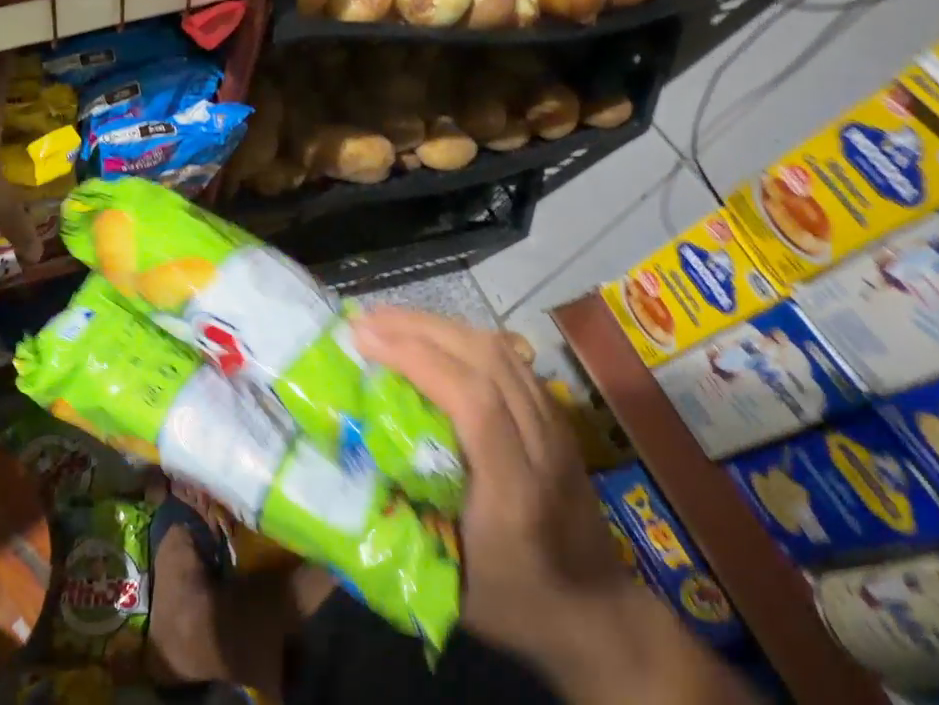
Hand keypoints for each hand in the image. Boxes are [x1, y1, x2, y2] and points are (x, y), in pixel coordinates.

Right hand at [351, 309, 641, 674]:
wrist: (599, 616)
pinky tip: (431, 340)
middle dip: (419, 329)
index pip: (473, 400)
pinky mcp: (557, 423)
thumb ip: (398, 526)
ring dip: (439, 326)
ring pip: (501, 353)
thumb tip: (340, 472)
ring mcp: (557, 431)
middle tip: (363, 322)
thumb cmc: (514, 603)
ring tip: (388, 322)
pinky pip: (510, 362)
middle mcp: (542, 448)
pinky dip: (462, 339)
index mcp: (514, 490)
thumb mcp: (447, 582)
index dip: (416, 358)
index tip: (362, 341)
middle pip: (488, 361)